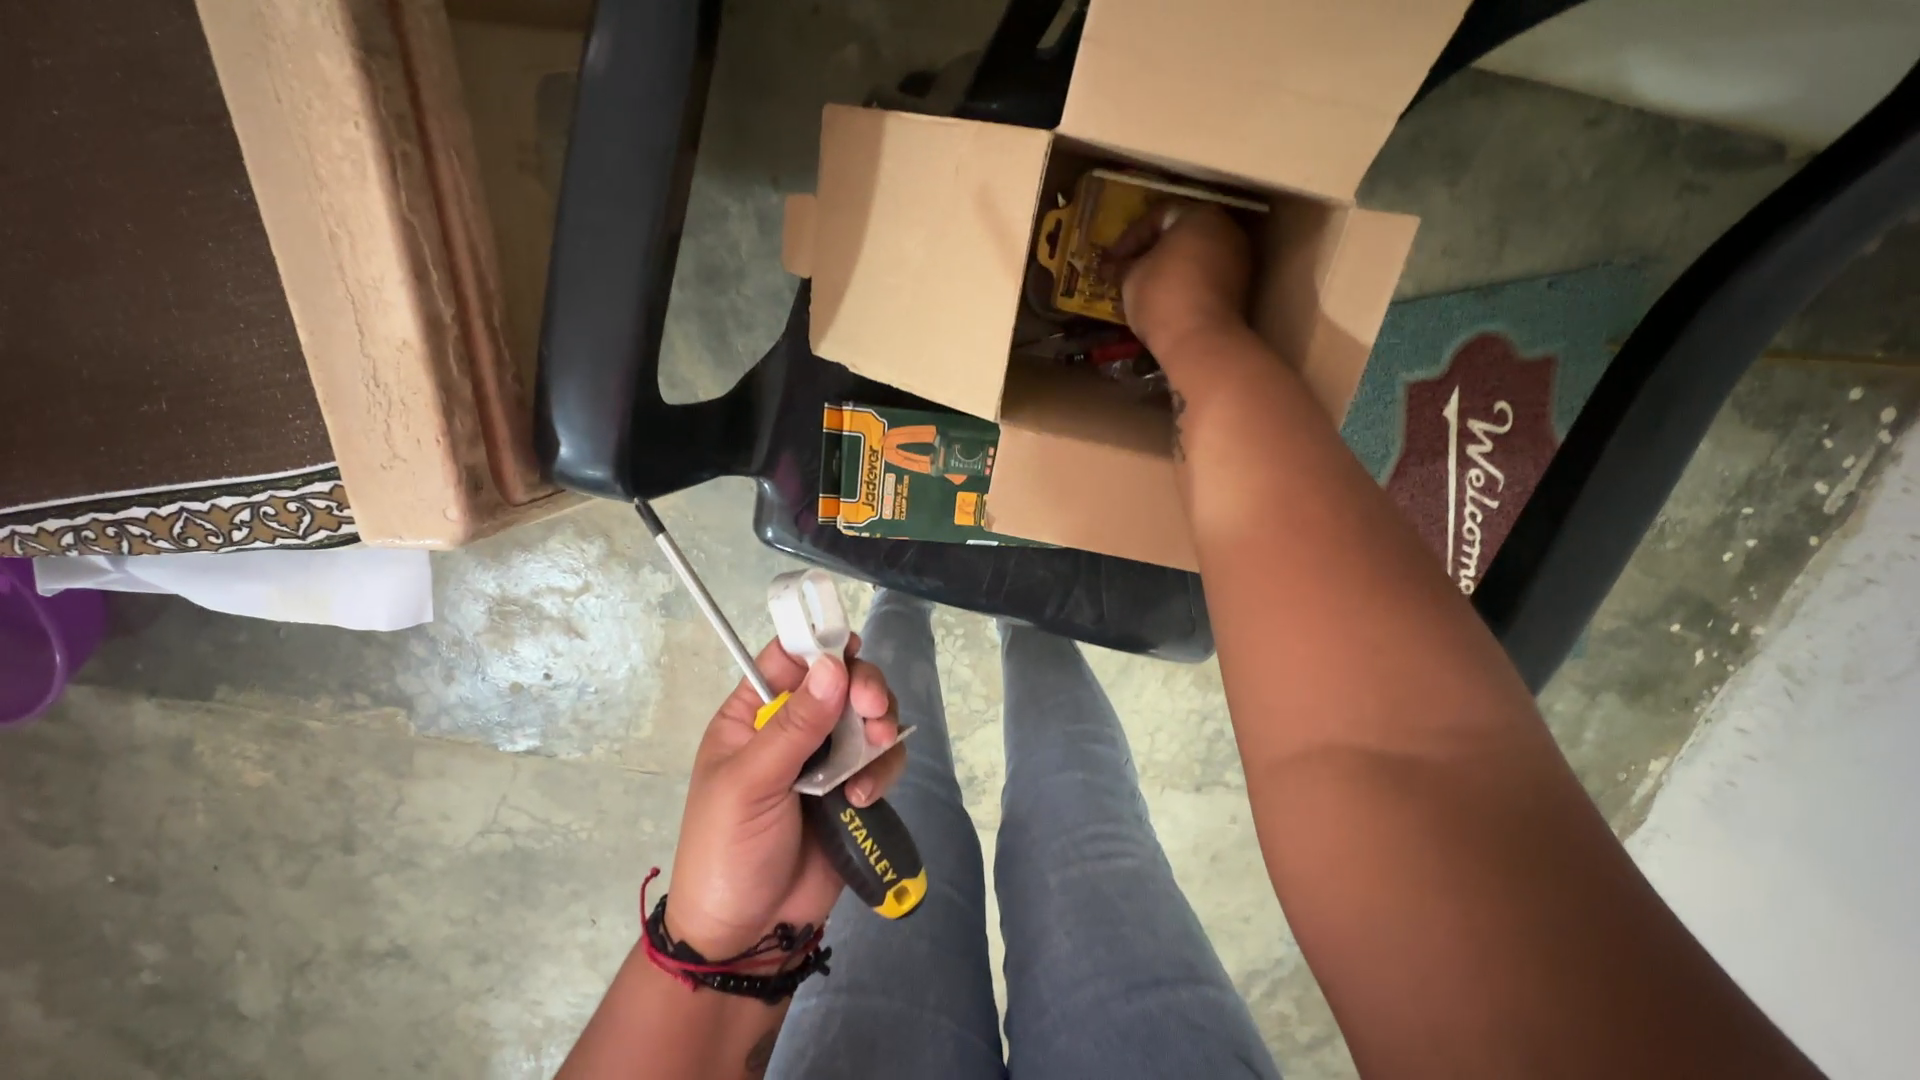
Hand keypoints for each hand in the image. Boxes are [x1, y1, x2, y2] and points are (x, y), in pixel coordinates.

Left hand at [665, 636, 906, 958]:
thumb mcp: (750, 783)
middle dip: (864, 690)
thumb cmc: (727, 850)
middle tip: (873, 711)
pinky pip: (881, 760)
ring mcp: (825, 760)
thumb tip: (833, 666)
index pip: (789, 659)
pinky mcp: (852, 791)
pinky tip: (863, 797)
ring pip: (868, 718)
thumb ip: (794, 726)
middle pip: (841, 682)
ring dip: (879, 729)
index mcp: (752, 716)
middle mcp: (792, 728)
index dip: (820, 646)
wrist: (749, 933)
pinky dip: (883, 770)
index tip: (853, 648)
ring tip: (875, 753)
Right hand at [1112, 202, 1253, 356]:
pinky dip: (1185, 284)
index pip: (1157, 216)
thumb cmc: (1162, 296)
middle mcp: (1226, 229)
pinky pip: (1205, 278)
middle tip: (1126, 270)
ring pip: (1195, 257)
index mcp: (1199, 215)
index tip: (1111, 260)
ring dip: (1169, 269)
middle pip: (1180, 235)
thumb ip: (1124, 265)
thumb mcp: (1131, 277)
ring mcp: (1238, 260)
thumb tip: (1114, 266)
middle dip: (1151, 252)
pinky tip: (1164, 302)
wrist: (1202, 341)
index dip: (1129, 238)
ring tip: (1143, 288)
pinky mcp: (1240, 289)